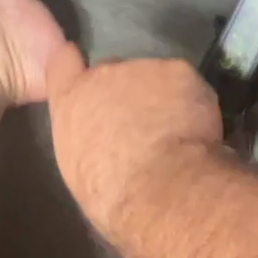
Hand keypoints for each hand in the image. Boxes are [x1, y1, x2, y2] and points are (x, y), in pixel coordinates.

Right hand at [44, 47, 222, 231]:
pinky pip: (185, 83)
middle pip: (116, 73)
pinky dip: (191, 101)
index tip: (85, 73)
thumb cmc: (110, 193)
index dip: (74, 64)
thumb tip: (104, 137)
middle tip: (145, 125)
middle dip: (128, 92)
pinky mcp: (179, 71)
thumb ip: (88, 136)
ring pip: (155, 77)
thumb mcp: (80, 168)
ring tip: (174, 133)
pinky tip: (195, 129)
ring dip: (162, 97)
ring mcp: (144, 67)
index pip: (62, 63)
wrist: (157, 187)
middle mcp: (104, 74)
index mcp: (72, 101)